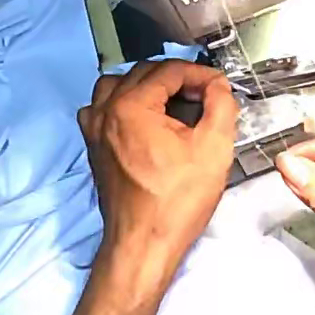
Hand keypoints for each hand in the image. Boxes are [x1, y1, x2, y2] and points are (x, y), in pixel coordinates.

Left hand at [79, 60, 239, 291]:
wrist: (143, 244)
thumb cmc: (176, 202)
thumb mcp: (214, 148)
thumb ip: (221, 105)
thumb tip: (217, 85)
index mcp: (131, 106)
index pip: (169, 70)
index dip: (199, 74)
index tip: (218, 87)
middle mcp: (105, 112)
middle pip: (143, 72)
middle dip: (176, 78)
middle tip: (203, 95)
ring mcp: (94, 130)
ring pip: (116, 85)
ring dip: (145, 85)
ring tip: (172, 102)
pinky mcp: (93, 147)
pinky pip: (101, 108)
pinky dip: (122, 104)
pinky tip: (143, 120)